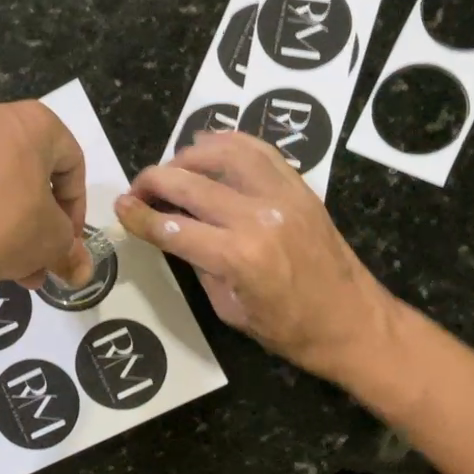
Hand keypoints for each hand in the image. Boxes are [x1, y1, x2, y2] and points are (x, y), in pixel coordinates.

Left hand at [0, 100, 91, 288]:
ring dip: (16, 228)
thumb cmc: (12, 226)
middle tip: (47, 256)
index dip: (78, 206)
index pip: (71, 162)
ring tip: (21, 270)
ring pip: (1, 188)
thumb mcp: (55, 240)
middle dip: (43, 221)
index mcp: (31, 121)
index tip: (72, 239)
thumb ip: (70, 248)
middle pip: (32, 174)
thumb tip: (78, 269)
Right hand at [115, 132, 396, 381]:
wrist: (353, 321)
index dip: (140, 215)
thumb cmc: (288, 330)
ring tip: (172, 168)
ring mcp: (283, 196)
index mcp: (238, 257)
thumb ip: (200, 266)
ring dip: (189, 155)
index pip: (173, 227)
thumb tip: (175, 233)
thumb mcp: (229, 308)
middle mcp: (259, 217)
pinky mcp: (300, 187)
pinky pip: (260, 150)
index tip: (120, 207)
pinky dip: (230, 143)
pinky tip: (210, 149)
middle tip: (137, 188)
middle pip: (191, 182)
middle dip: (154, 180)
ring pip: (225, 152)